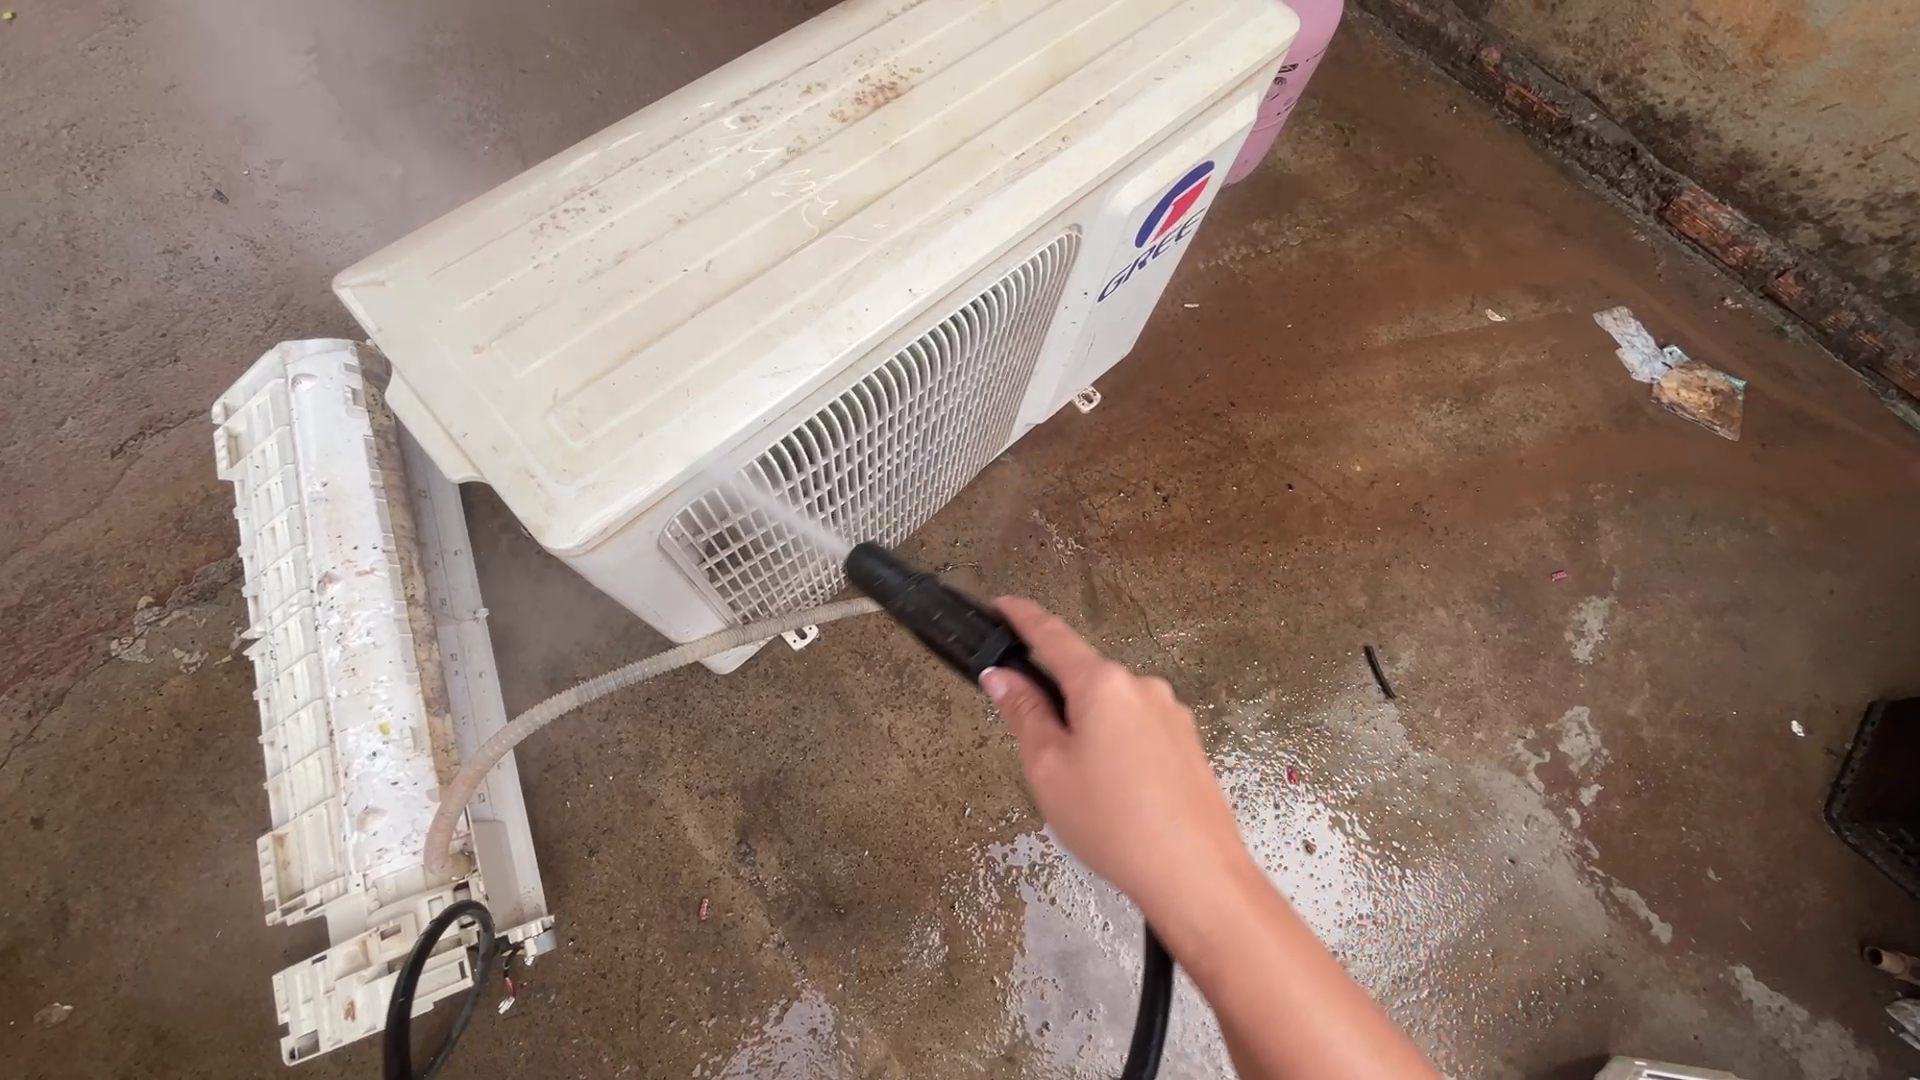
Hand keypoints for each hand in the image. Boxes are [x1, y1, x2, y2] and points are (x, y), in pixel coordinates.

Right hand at [981, 597, 1255, 927]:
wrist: (1197, 877)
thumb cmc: (1115, 824)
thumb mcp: (1049, 768)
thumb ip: (1023, 713)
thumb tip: (1002, 677)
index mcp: (1103, 684)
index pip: (1052, 635)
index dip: (1022, 618)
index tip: (1004, 606)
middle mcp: (1141, 686)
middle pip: (1083, 676)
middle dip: (1055, 697)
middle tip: (1037, 747)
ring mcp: (1170, 713)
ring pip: (1110, 706)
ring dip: (1087, 727)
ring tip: (1082, 786)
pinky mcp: (1186, 741)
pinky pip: (1137, 727)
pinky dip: (1116, 744)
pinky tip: (1115, 790)